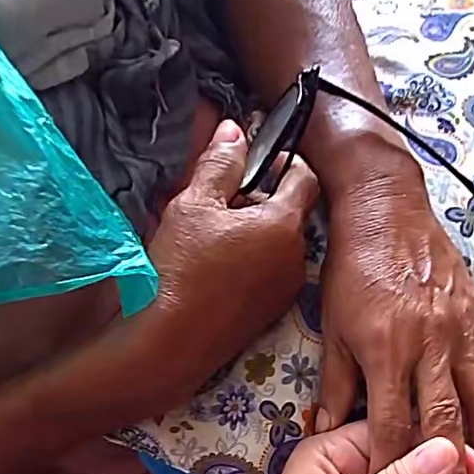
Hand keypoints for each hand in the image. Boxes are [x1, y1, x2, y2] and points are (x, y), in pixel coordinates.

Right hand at [132, 120, 319, 407]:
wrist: (169, 343)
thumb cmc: (181, 269)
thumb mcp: (193, 204)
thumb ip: (219, 163)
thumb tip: (235, 130)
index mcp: (284, 223)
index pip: (304, 175)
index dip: (280, 161)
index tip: (251, 163)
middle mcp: (296, 258)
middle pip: (290, 213)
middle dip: (261, 201)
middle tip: (219, 206)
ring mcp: (284, 291)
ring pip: (278, 246)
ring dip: (254, 235)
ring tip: (212, 242)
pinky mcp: (268, 315)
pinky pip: (268, 275)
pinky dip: (250, 265)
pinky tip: (215, 271)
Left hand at [315, 152, 473, 473]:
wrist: (385, 209)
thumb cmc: (349, 272)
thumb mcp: (333, 331)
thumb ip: (336, 386)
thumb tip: (328, 432)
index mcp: (385, 351)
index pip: (394, 426)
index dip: (397, 472)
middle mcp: (429, 344)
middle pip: (444, 423)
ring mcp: (460, 329)